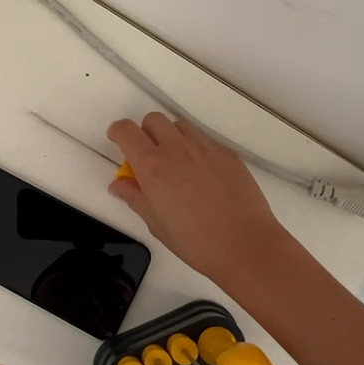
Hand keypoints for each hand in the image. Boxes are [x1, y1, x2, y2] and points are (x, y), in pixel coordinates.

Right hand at [106, 113, 292, 290]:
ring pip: (179, 125)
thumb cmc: (195, 241)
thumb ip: (135, 197)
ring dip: (171, 136)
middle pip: (153, 119)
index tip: (118, 141)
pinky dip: (195, 148)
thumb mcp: (156, 223)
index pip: (126, 131)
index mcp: (153, 167)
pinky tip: (202, 175)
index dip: (118, 132)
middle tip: (148, 157)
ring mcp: (205, 148)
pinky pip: (204, 139)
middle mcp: (177, 149)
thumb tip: (119, 185)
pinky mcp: (227, 153)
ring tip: (176, 164)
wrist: (246, 245)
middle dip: (145, 132)